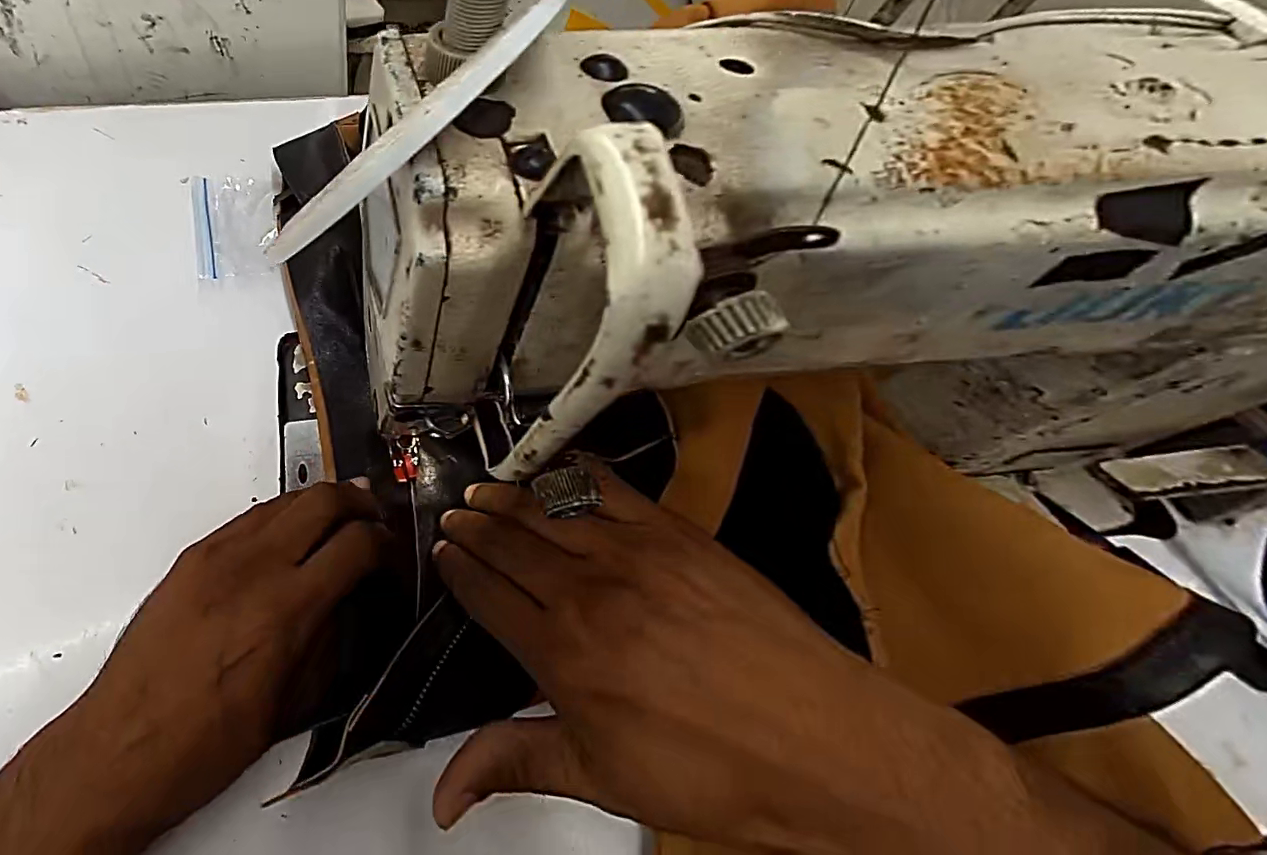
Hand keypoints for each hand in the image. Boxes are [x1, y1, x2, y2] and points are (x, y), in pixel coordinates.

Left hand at [0, 481, 386, 854]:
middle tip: (373, 515)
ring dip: (320, 501)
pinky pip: (249, 516)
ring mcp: (216, 556)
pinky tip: (289, 531)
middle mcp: (250, 570)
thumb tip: (348, 602)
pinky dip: (281, 514)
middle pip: (324, 499)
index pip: (356, 544)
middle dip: (359, 502)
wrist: (117, 751)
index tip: (390, 550)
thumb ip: (328, 640)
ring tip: (337, 516)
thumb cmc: (195, 746)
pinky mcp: (191, 557)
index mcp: (283, 611)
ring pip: (286, 498)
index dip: (385, 543)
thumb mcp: (289, 703)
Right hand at [431, 459, 1181, 854]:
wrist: (825, 742)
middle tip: (455, 514)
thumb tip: (442, 797)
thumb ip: (514, 764)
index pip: (486, 594)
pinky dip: (571, 474)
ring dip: (507, 497)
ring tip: (484, 489)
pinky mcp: (670, 529)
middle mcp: (584, 592)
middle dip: (472, 526)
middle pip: (507, 543)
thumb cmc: (713, 770)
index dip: (458, 570)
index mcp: (561, 653)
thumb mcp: (603, 780)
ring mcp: (628, 552)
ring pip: (545, 510)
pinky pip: (605, 487)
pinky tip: (554, 469)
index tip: (442, 553)